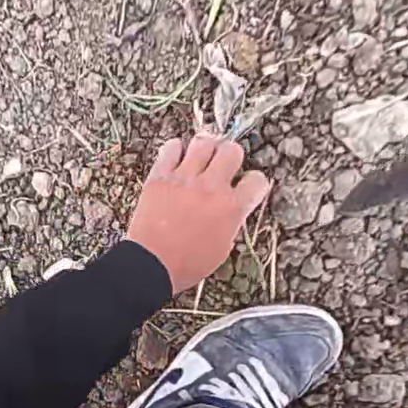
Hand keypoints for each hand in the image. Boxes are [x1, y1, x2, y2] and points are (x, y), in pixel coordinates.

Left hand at [125, 135, 271, 293]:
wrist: (151, 265)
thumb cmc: (186, 264)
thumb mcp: (221, 249)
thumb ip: (231, 222)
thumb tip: (233, 209)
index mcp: (231, 209)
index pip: (256, 180)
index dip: (253, 183)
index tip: (246, 186)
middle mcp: (212, 188)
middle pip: (232, 151)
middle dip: (230, 156)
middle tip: (223, 166)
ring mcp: (185, 179)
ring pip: (204, 142)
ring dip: (205, 148)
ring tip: (200, 159)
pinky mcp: (161, 176)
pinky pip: (172, 148)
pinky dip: (176, 150)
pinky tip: (177, 159)